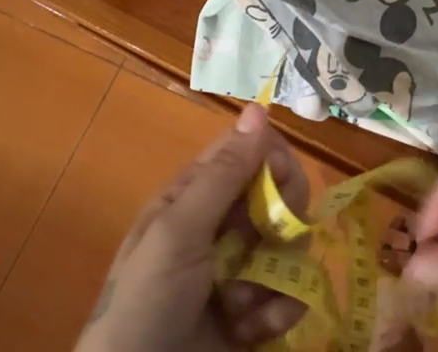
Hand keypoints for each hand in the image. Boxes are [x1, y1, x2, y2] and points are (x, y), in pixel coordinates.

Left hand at [75, 103, 310, 351]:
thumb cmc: (145, 305)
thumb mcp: (177, 234)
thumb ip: (222, 174)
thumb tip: (259, 107)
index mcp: (196, 197)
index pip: (249, 151)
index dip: (273, 160)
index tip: (282, 182)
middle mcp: (223, 226)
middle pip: (279, 196)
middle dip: (284, 220)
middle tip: (273, 241)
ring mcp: (241, 270)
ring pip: (291, 246)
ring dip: (277, 276)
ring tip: (244, 306)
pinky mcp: (257, 313)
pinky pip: (291, 293)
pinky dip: (280, 312)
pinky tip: (254, 331)